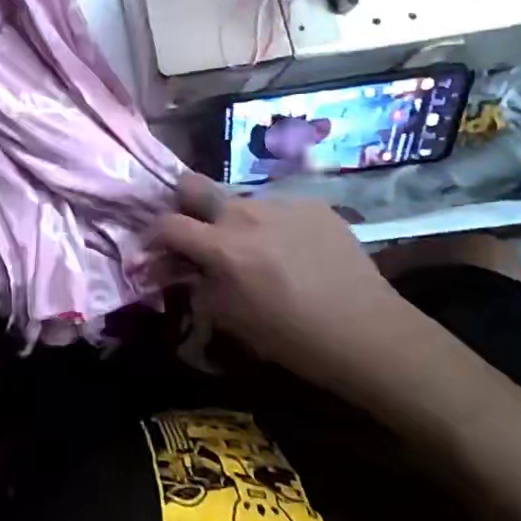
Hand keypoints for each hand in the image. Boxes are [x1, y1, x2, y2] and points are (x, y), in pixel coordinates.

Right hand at [153, 171, 419, 388]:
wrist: (365, 330)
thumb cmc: (291, 336)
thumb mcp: (231, 319)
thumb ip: (199, 286)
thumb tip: (184, 269)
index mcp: (221, 245)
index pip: (167, 224)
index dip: (155, 236)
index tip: (160, 250)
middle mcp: (245, 212)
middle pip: (193, 184)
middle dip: (184, 203)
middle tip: (198, 231)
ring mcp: (282, 202)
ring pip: (241, 199)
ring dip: (236, 220)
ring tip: (259, 250)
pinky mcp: (313, 202)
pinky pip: (279, 207)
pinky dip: (275, 225)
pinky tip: (296, 252)